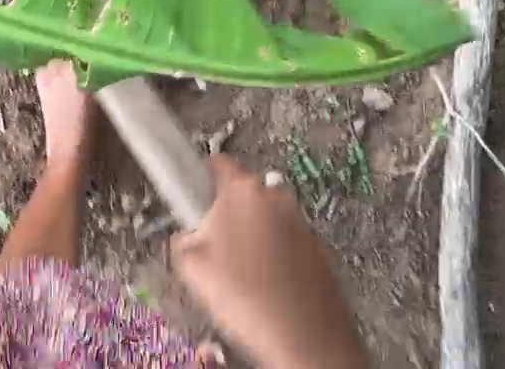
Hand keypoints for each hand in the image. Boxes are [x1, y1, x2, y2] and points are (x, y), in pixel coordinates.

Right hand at [172, 155, 368, 368]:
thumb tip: (190, 235)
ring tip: (245, 270)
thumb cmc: (243, 296)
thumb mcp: (191, 267)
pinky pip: (289, 239)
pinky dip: (279, 253)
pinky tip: (271, 284)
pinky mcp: (320, 248)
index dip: (203, 176)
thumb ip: (184, 238)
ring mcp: (302, 220)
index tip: (195, 197)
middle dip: (231, 210)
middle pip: (245, 191)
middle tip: (217, 243)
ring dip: (256, 232)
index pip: (219, 162)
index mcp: (242, 189)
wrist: (308, 341)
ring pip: (268, 216)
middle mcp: (275, 195)